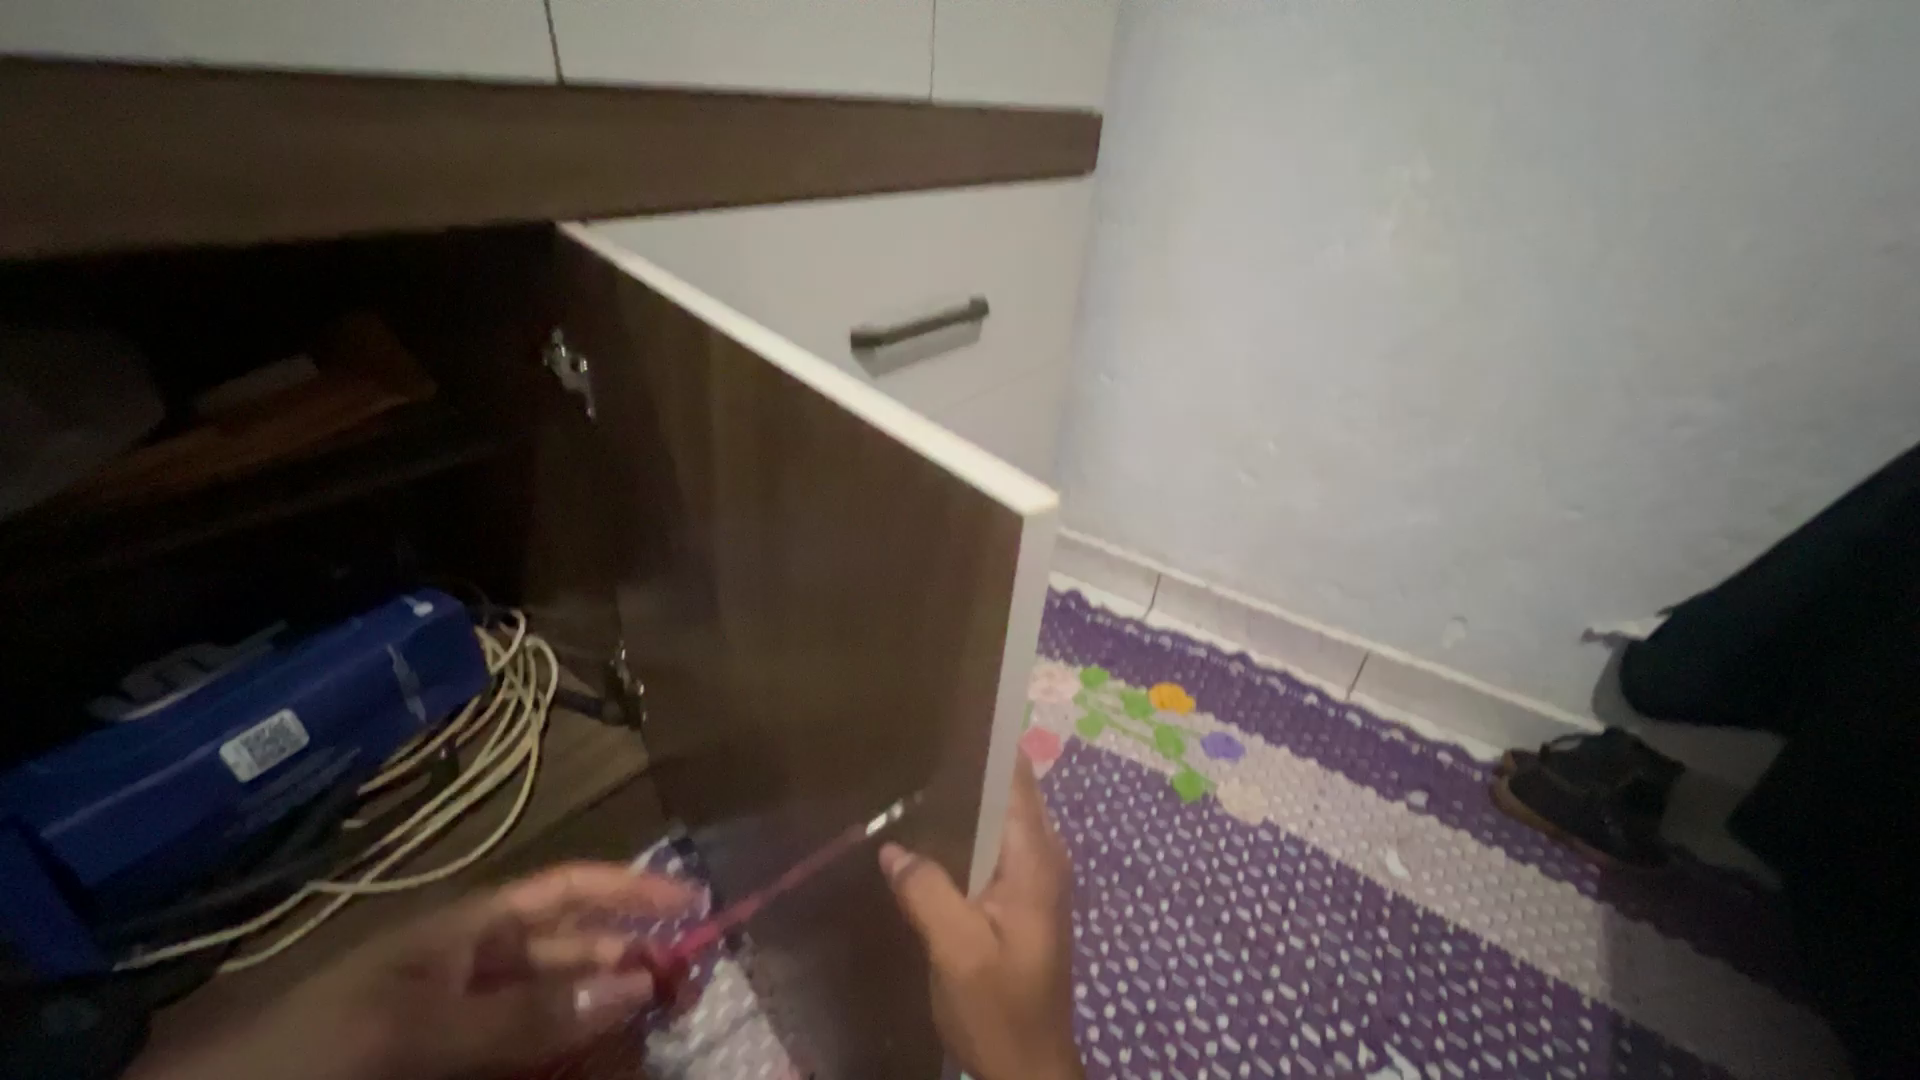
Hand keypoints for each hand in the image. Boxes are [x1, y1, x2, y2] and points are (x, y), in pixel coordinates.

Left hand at [131, 862, 696, 1079]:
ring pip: (566, 1019)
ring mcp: (477, 1033)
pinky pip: (538, 1068)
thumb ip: (523, 1011)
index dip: (633, 889)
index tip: (695, 903)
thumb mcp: (411, 1026)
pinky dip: (574, 1067)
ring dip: (613, 1025)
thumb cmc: (305, 1051)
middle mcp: (485, 974)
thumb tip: (636, 982)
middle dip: (635, 966)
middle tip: (692, 992)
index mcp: (473, 932)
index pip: (571, 891)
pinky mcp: (472, 1076)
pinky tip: (603, 1071)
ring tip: (658, 1038)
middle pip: (580, 959)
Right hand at [880, 754, 1082, 1079]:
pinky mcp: (1024, 898)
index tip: (950, 716)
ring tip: (917, 779)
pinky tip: (932, 835)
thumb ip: (926, 890)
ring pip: (1001, 820)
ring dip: (966, 803)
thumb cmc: (999, 1009)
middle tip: (917, 747)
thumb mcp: (955, 950)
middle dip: (969, 769)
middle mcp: (1044, 857)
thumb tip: (893, 846)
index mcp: (1036, 858)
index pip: (1017, 779)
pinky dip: (968, 833)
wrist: (1030, 1071)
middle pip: (1009, 793)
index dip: (989, 743)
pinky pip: (996, 847)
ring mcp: (1037, 878)